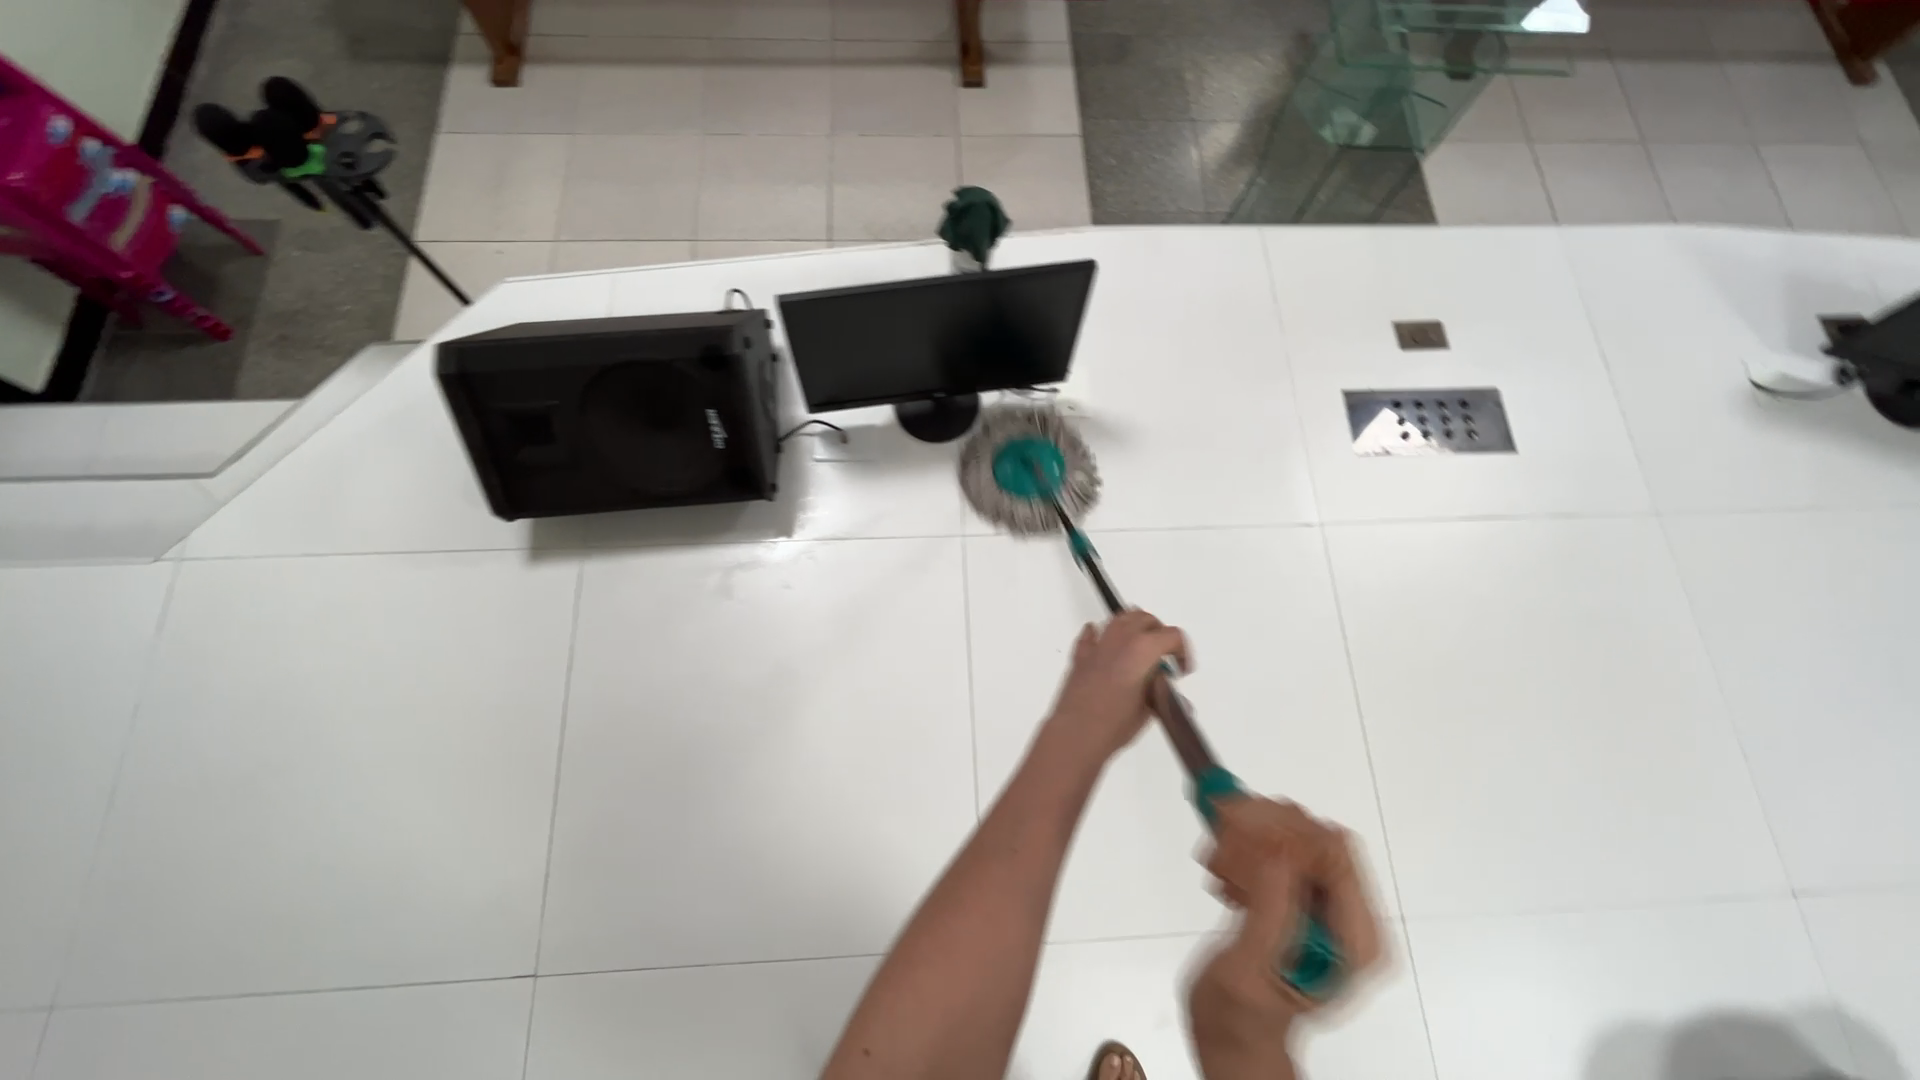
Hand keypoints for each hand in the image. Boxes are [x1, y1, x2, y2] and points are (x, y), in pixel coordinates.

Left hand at [1042, 610, 1190, 763]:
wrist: (1077, 734)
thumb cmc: (1117, 723)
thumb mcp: (1150, 709)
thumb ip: (1160, 692)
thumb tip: (1167, 691)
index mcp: (1142, 648)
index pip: (1172, 635)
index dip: (1183, 651)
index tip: (1181, 671)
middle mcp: (1120, 639)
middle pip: (1145, 619)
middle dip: (1159, 634)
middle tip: (1163, 658)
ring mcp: (1097, 645)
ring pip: (1119, 619)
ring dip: (1133, 628)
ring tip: (1139, 651)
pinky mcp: (1080, 656)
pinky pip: (1091, 635)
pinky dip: (1100, 636)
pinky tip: (1105, 647)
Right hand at [1187, 799, 1383, 1079]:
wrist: (1235, 1036)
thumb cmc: (1239, 1017)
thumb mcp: (1249, 971)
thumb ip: (1271, 914)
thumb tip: (1281, 850)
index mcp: (1354, 941)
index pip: (1335, 854)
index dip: (1285, 833)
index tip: (1235, 833)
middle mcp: (1352, 917)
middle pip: (1315, 837)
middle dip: (1262, 834)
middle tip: (1220, 857)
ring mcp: (1330, 905)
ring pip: (1295, 834)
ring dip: (1249, 839)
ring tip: (1219, 874)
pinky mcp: (1306, 895)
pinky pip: (1281, 846)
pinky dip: (1246, 849)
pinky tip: (1225, 878)